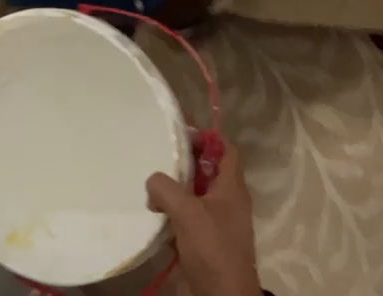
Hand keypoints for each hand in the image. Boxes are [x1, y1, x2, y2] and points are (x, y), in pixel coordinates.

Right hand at [146, 144, 263, 295]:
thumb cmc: (212, 250)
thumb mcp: (187, 212)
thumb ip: (165, 187)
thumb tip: (152, 182)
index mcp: (232, 187)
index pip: (225, 148)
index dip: (206, 136)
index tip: (178, 132)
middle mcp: (227, 200)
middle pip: (207, 167)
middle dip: (184, 159)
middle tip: (157, 152)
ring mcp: (217, 221)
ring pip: (195, 191)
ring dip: (175, 186)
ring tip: (150, 180)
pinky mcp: (205, 239)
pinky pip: (188, 214)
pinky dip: (172, 209)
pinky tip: (154, 210)